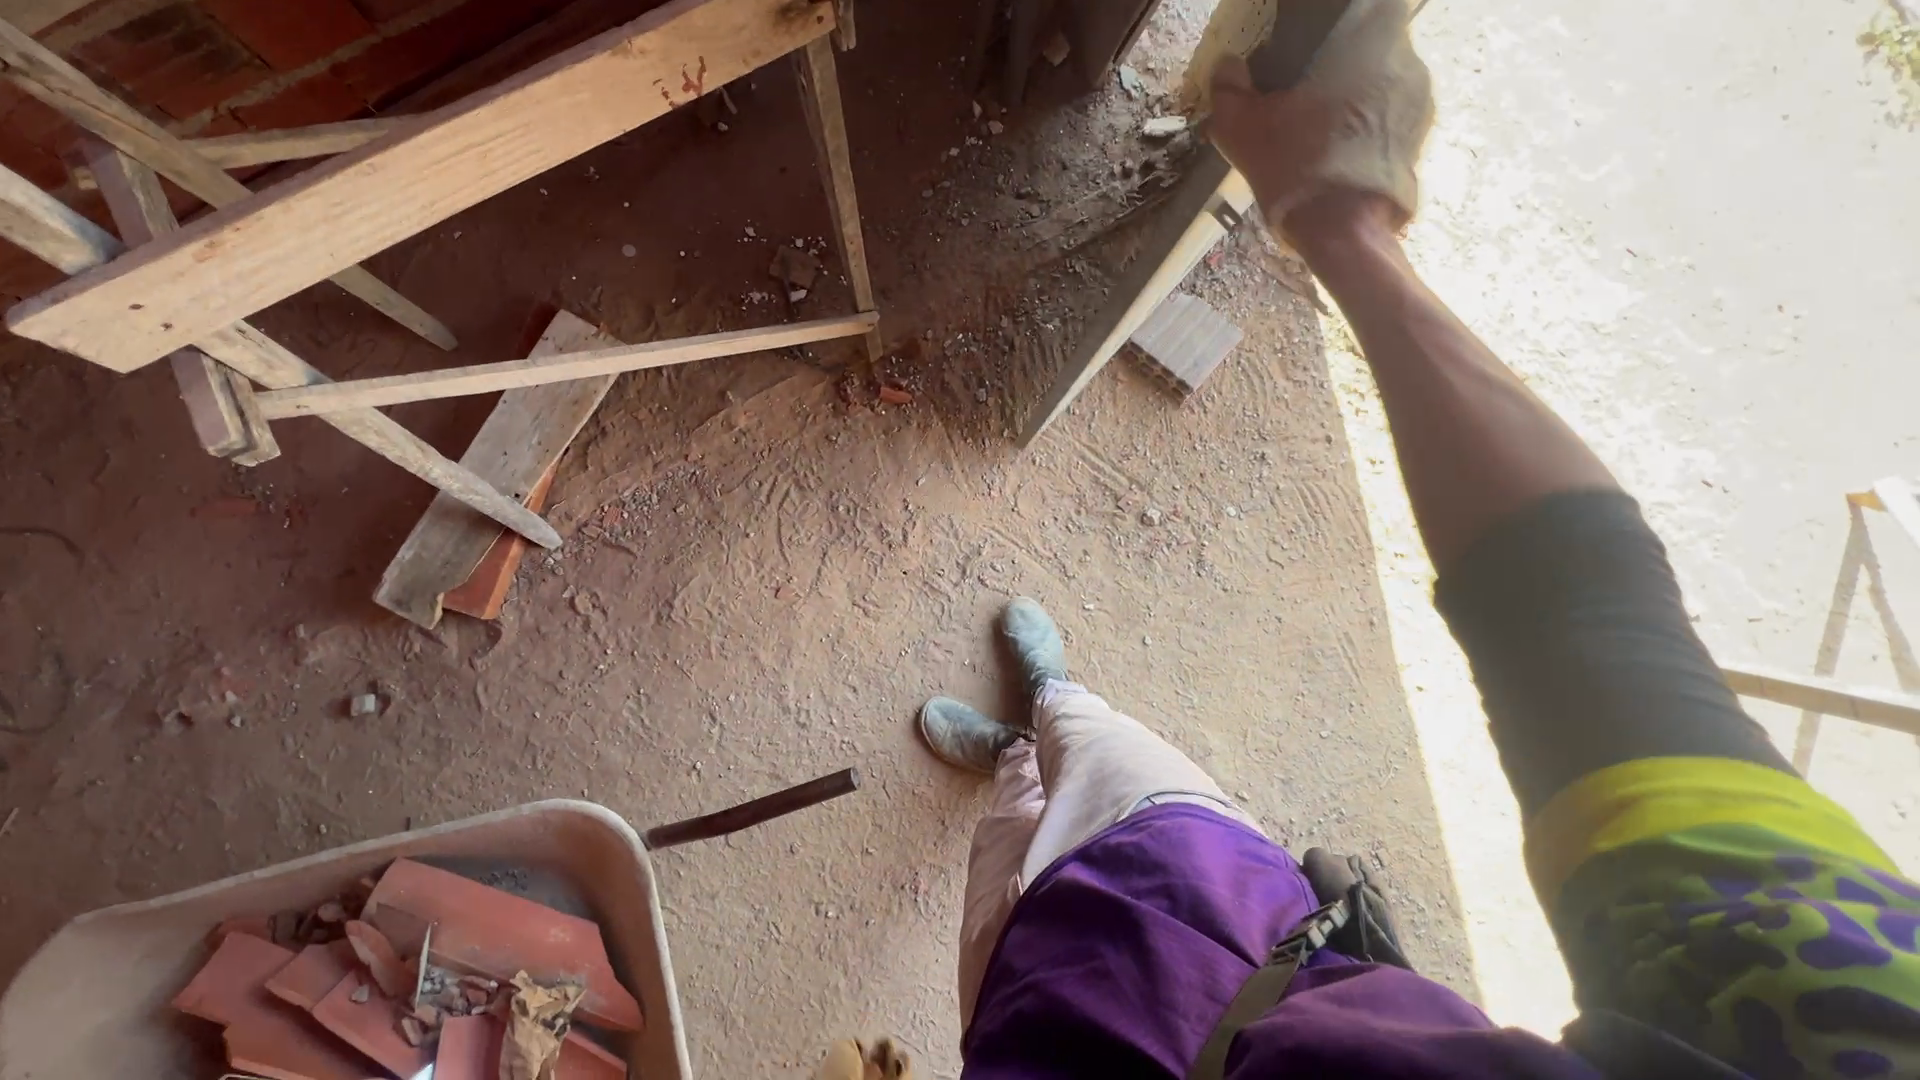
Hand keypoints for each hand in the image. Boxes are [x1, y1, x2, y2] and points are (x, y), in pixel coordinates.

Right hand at [1205, 0, 1433, 241]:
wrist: (1344, 232)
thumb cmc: (1296, 170)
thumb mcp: (1242, 132)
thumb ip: (1229, 92)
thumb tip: (1227, 68)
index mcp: (1365, 38)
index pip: (1360, 5)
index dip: (1332, 23)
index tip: (1306, 46)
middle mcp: (1404, 58)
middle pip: (1368, 43)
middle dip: (1337, 65)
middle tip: (1304, 96)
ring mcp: (1418, 99)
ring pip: (1380, 82)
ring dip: (1353, 98)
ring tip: (1319, 134)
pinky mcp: (1421, 137)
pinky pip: (1390, 118)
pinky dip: (1366, 129)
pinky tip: (1338, 157)